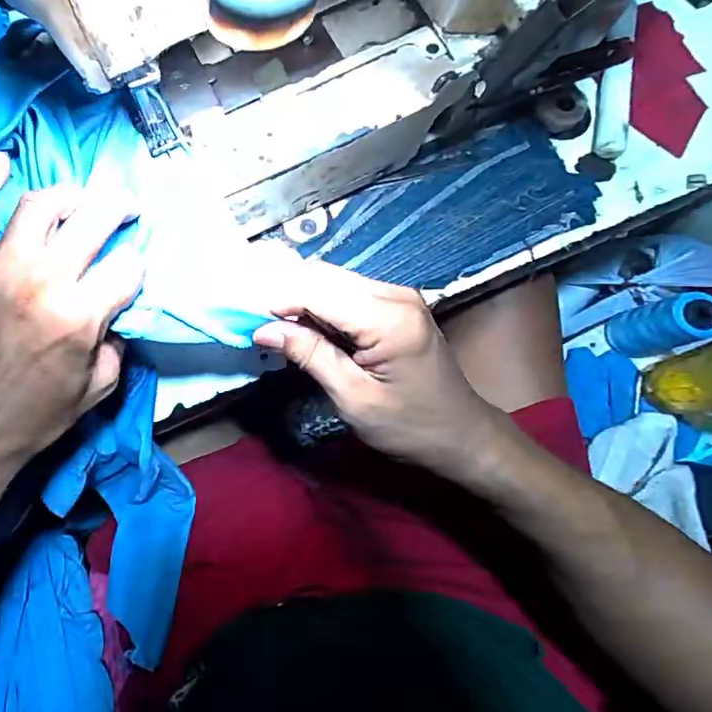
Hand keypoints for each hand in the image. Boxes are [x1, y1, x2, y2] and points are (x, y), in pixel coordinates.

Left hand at [0, 153, 144, 522]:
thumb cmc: (34, 418)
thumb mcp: (97, 389)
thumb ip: (115, 343)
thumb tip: (115, 308)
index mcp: (79, 317)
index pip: (127, 266)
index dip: (135, 267)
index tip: (130, 272)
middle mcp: (41, 281)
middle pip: (93, 220)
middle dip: (118, 209)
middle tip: (123, 209)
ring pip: (38, 205)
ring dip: (67, 194)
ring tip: (77, 200)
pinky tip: (1, 163)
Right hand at [253, 260, 511, 484]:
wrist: (462, 436)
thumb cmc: (409, 427)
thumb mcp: (354, 398)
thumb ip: (310, 355)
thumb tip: (264, 328)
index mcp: (388, 318)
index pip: (318, 290)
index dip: (279, 300)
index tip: (250, 320)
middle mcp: (394, 294)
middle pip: (323, 276)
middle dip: (286, 295)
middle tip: (258, 324)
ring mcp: (397, 295)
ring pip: (331, 280)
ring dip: (301, 299)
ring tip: (277, 327)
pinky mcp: (395, 303)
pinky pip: (346, 292)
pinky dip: (319, 305)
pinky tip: (306, 328)